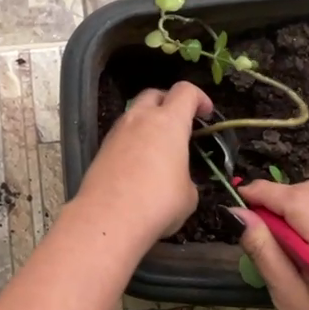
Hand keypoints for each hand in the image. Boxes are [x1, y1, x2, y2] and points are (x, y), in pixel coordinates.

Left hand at [76, 82, 212, 244]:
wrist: (107, 218)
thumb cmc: (158, 202)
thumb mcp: (188, 195)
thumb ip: (186, 176)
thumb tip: (177, 179)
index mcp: (168, 122)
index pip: (185, 91)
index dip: (199, 98)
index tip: (207, 113)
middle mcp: (140, 118)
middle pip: (155, 94)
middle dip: (170, 103)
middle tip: (181, 124)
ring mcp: (117, 131)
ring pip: (135, 113)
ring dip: (149, 122)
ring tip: (159, 147)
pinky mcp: (101, 148)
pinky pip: (122, 134)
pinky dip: (133, 140)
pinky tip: (139, 164)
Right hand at [232, 179, 308, 309]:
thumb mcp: (289, 301)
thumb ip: (265, 252)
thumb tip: (238, 215)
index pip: (299, 202)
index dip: (265, 193)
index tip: (237, 198)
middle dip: (281, 194)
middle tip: (253, 215)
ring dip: (297, 203)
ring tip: (271, 227)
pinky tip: (297, 240)